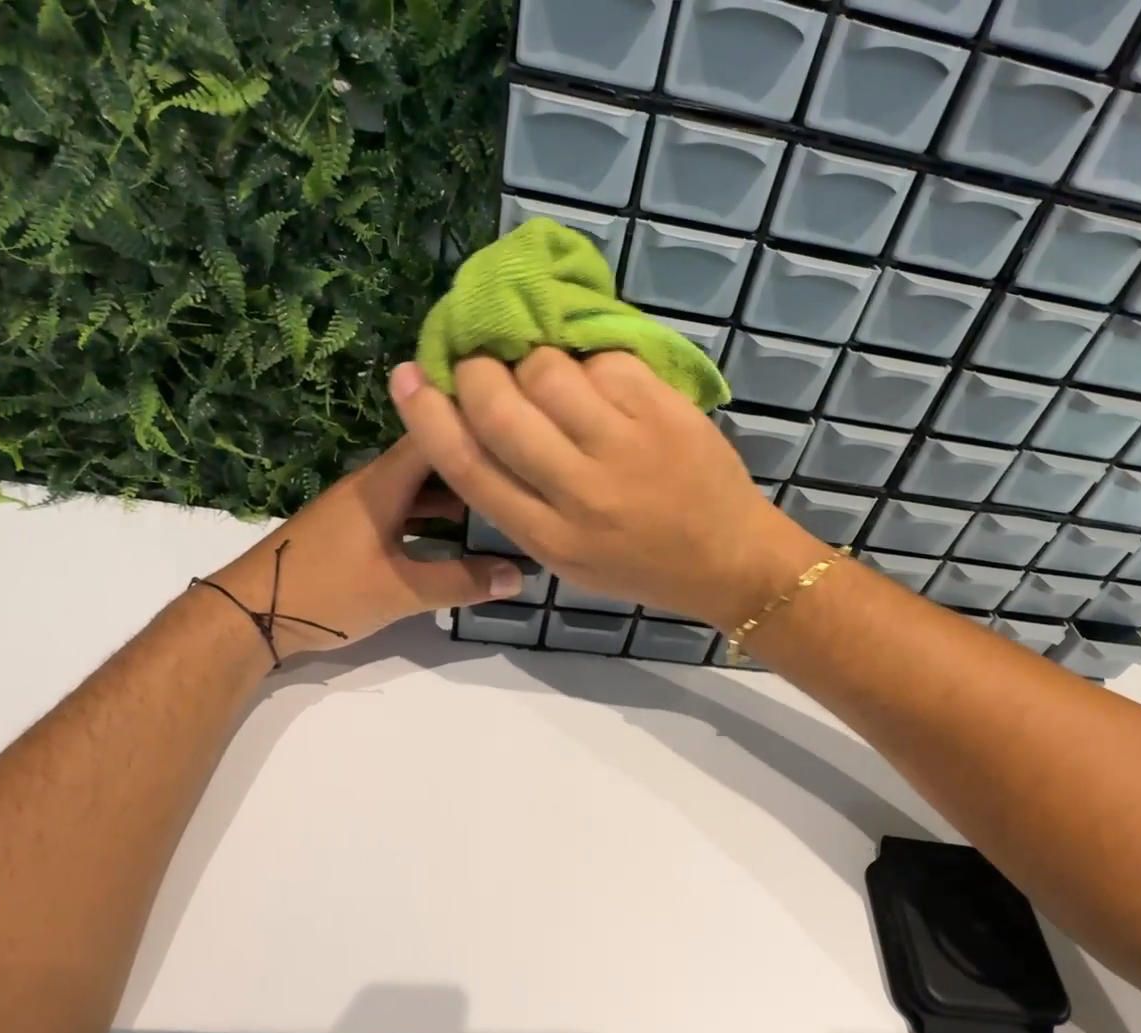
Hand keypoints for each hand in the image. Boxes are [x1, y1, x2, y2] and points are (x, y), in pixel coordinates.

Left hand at [203, 436, 523, 657]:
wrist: (248, 613)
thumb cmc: (325, 591)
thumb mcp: (400, 591)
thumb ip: (461, 582)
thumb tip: (521, 574)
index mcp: (384, 482)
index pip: (435, 433)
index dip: (475, 421)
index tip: (517, 417)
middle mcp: (373, 483)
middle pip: (432, 458)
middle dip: (474, 460)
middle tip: (524, 468)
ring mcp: (360, 506)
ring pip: (418, 487)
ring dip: (456, 493)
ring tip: (502, 501)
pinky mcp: (353, 528)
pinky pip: (404, 508)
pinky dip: (433, 516)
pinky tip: (458, 537)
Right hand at [388, 349, 830, 629]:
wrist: (732, 560)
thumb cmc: (641, 563)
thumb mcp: (566, 557)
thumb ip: (518, 501)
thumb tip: (473, 421)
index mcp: (548, 537)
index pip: (466, 465)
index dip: (426, 415)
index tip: (408, 376)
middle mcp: (580, 492)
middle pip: (499, 408)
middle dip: (478, 372)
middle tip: (484, 365)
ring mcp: (627, 448)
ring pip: (549, 371)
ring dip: (535, 361)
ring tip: (549, 374)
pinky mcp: (666, 413)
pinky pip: (606, 360)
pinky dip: (593, 360)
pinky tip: (600, 378)